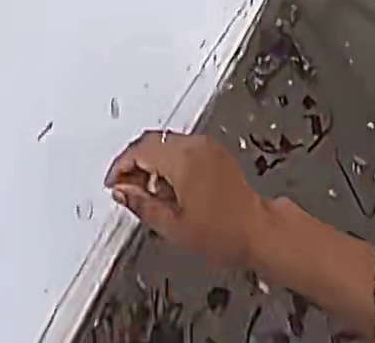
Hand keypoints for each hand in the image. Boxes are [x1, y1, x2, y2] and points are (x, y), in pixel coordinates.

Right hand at [104, 131, 274, 268]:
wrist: (260, 231)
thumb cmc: (225, 233)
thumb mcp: (174, 227)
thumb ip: (142, 205)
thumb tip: (122, 193)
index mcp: (182, 158)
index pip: (139, 149)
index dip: (121, 165)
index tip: (113, 182)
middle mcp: (194, 145)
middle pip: (152, 141)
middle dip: (134, 162)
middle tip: (126, 187)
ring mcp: (206, 145)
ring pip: (166, 143)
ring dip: (151, 162)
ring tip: (148, 192)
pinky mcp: (214, 150)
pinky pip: (181, 147)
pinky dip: (168, 161)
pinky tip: (169, 187)